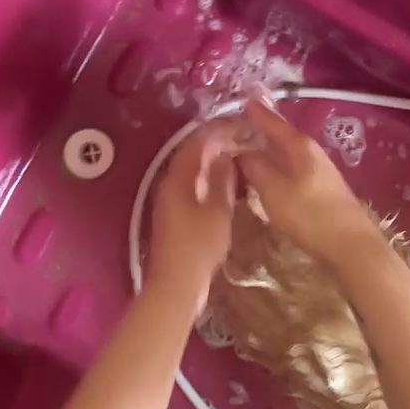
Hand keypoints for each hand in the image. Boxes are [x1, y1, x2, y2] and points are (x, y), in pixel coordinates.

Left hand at [145, 122, 238, 308]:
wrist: (176, 285)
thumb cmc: (199, 246)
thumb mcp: (217, 212)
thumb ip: (222, 180)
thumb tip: (225, 155)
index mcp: (178, 178)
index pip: (197, 142)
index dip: (218, 129)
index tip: (240, 123)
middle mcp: (169, 184)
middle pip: (191, 154)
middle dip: (215, 142)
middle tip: (241, 136)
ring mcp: (169, 200)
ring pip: (191, 170)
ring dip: (212, 160)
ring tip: (237, 154)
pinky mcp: (173, 214)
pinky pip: (191, 185)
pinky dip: (208, 178)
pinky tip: (224, 182)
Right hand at [230, 102, 381, 261]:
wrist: (351, 245)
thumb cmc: (310, 215)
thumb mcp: (273, 190)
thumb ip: (254, 167)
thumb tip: (239, 150)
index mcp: (299, 144)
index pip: (271, 120)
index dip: (251, 112)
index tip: (233, 102)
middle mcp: (310, 150)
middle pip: (278, 135)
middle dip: (254, 133)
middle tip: (226, 133)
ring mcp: (318, 169)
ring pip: (284, 153)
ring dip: (263, 152)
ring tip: (239, 155)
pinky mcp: (320, 187)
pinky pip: (290, 168)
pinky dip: (273, 168)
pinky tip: (263, 177)